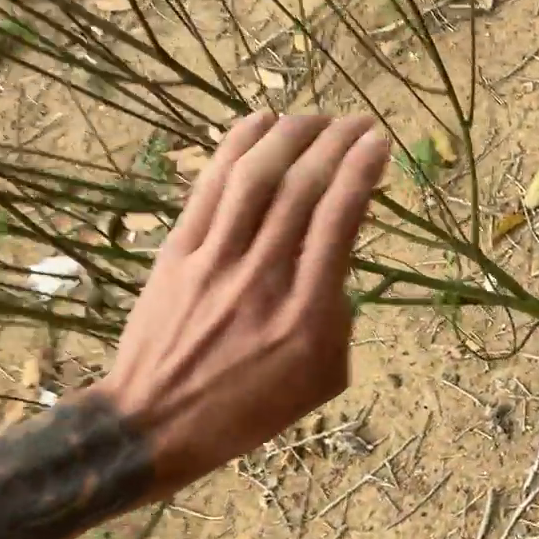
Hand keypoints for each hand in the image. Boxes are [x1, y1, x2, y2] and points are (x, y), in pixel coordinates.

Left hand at [91, 112, 389, 493]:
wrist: (158, 422)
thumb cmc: (256, 407)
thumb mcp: (325, 376)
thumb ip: (339, 318)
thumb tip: (334, 268)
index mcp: (308, 315)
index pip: (338, 224)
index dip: (360, 175)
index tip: (379, 145)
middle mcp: (263, 278)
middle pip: (300, 192)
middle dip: (333, 146)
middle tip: (358, 122)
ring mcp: (215, 262)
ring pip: (253, 180)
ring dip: (288, 138)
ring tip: (314, 116)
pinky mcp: (178, 253)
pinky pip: (210, 189)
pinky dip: (236, 148)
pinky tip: (259, 124)